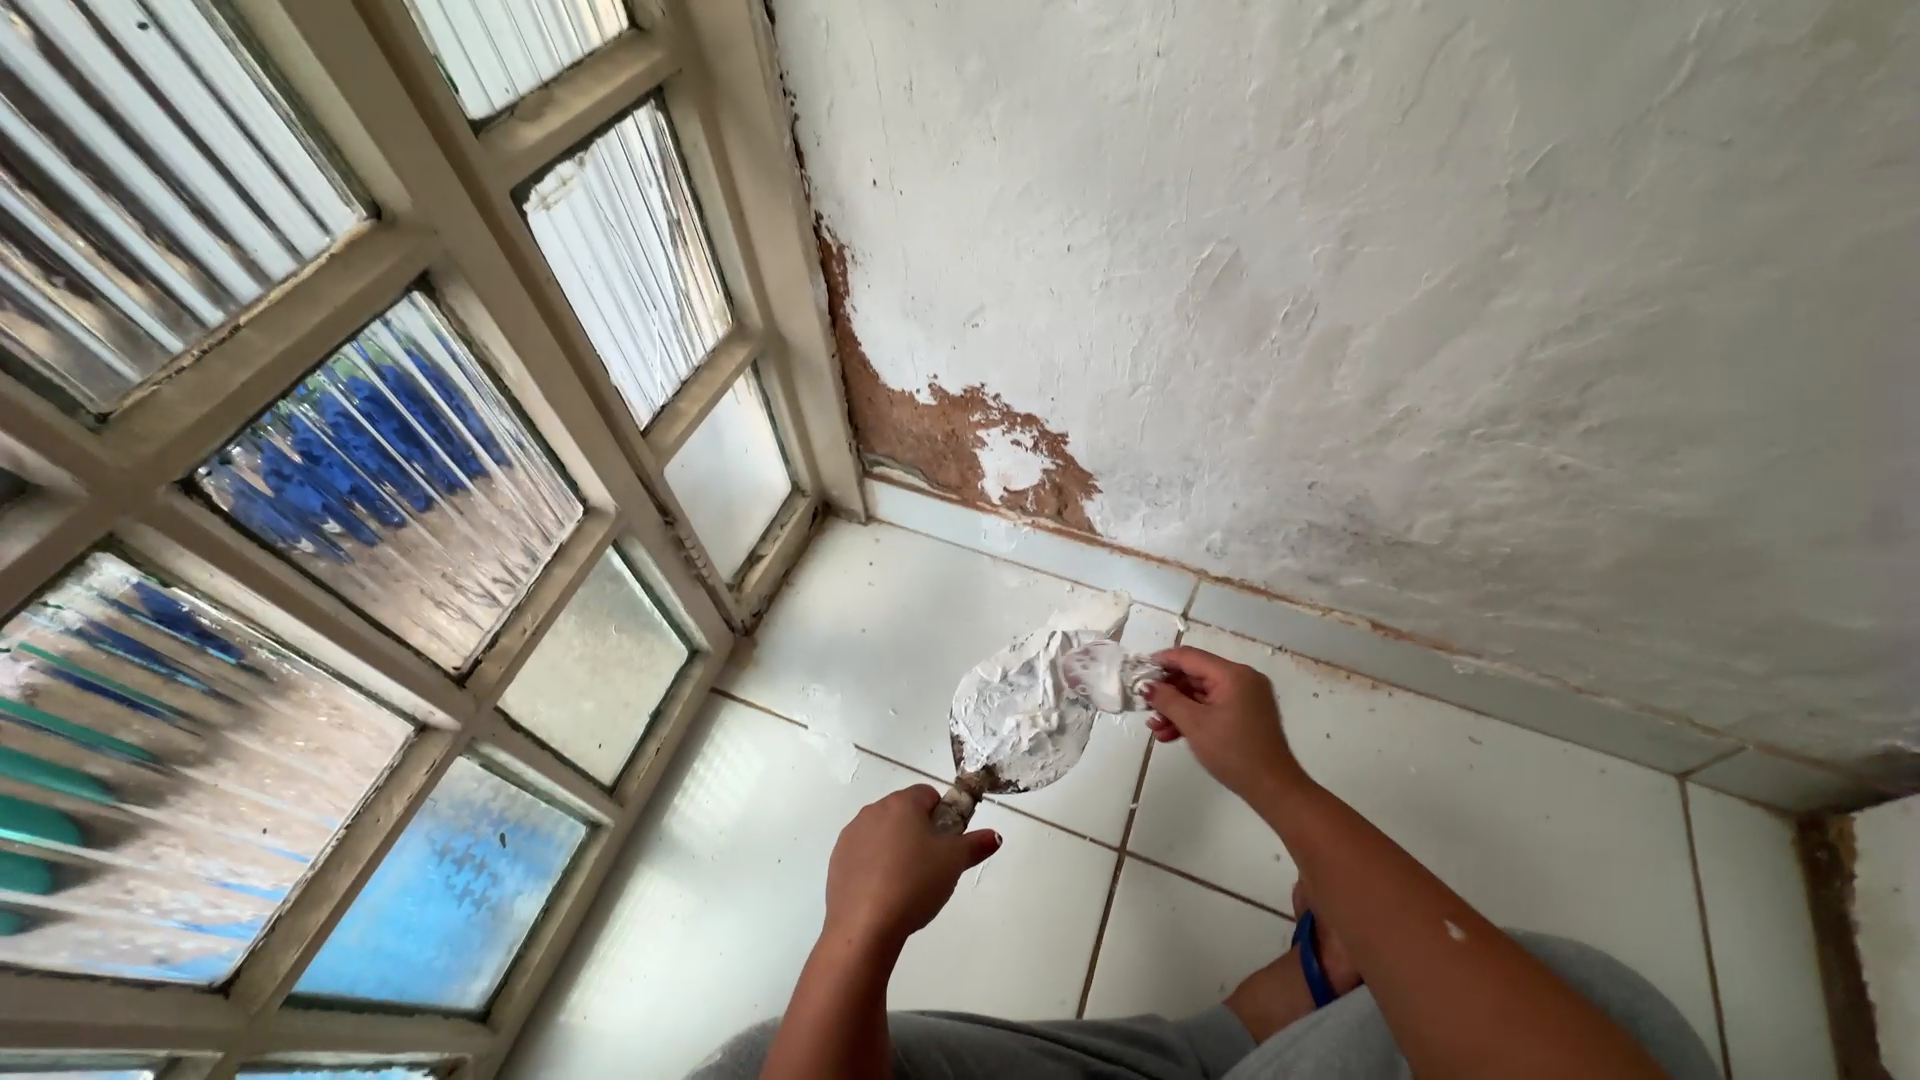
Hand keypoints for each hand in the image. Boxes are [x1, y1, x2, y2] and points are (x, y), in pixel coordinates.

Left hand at [823, 785, 1001, 951]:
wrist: (865, 925)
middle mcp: (873, 811)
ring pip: (882, 833)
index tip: (947, 842)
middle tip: (932, 865)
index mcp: (902, 804)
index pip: (928, 794)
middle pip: (904, 812)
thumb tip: (994, 836)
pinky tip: (884, 892)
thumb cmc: (915, 883)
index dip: (942, 815)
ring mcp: (851, 835)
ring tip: (907, 883)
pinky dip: (875, 865)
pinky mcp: (837, 860)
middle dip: (919, 831)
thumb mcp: (953, 863)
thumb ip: (975, 845)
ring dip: (896, 848)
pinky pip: (863, 854)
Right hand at [1145, 646, 1306, 802]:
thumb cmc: (1233, 752)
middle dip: (1168, 691)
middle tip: (1145, 706)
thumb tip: (1147, 685)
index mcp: (1233, 675)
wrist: (1272, 788)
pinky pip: (1212, 707)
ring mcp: (1245, 697)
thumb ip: (1167, 700)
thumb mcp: (1194, 724)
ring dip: (1176, 708)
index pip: (1190, 657)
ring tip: (1156, 728)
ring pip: (1200, 693)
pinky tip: (1171, 734)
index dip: (1161, 662)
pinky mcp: (1245, 714)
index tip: (1138, 672)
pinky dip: (1192, 717)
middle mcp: (1242, 679)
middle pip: (1195, 675)